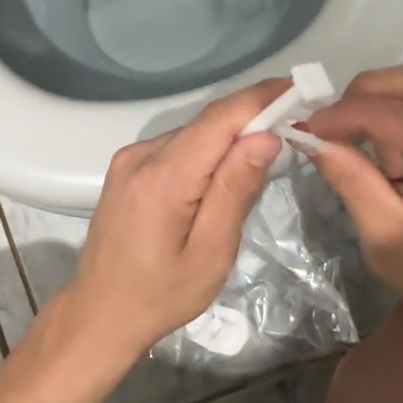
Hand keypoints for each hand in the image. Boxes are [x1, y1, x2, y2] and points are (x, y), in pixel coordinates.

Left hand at [62, 79, 287, 352]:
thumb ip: (236, 191)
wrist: (100, 313)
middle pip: (207, 122)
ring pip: (193, 132)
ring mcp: (130, 159)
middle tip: (299, 116)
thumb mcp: (211, 252)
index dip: (261, 99)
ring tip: (273, 144)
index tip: (302, 90)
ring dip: (232, 133)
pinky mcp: (128, 168)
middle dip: (254, 114)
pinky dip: (209, 148)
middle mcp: (142, 155)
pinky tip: (230, 165)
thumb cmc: (161, 295)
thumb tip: (266, 137)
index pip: (220, 119)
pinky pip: (178, 146)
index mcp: (163, 177)